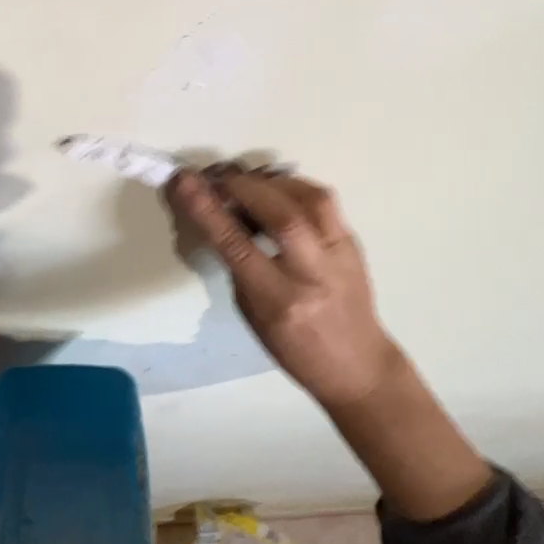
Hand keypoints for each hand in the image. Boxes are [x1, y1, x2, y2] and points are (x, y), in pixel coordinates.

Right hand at [165, 168, 401, 408]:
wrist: (358, 366)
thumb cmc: (293, 347)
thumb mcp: (251, 312)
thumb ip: (239, 262)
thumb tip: (222, 214)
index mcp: (279, 301)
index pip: (238, 247)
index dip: (208, 210)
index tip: (184, 181)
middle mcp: (313, 274)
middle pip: (280, 216)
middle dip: (242, 187)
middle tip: (217, 177)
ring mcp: (339, 255)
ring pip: (310, 199)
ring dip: (271, 182)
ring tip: (248, 182)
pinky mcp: (353, 242)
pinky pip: (324, 200)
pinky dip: (294, 186)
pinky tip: (276, 190)